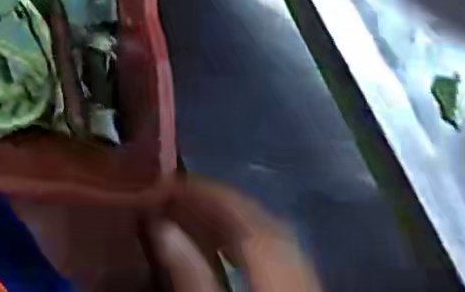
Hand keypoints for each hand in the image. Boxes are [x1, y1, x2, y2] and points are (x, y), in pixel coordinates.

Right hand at [147, 177, 320, 291]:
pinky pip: (288, 267)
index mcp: (279, 278)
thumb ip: (191, 279)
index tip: (171, 183)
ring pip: (281, 245)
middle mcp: (304, 281)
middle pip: (268, 228)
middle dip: (224, 205)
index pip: (247, 219)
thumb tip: (161, 226)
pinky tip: (232, 259)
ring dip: (240, 226)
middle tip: (181, 199)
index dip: (209, 193)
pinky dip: (256, 251)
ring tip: (199, 222)